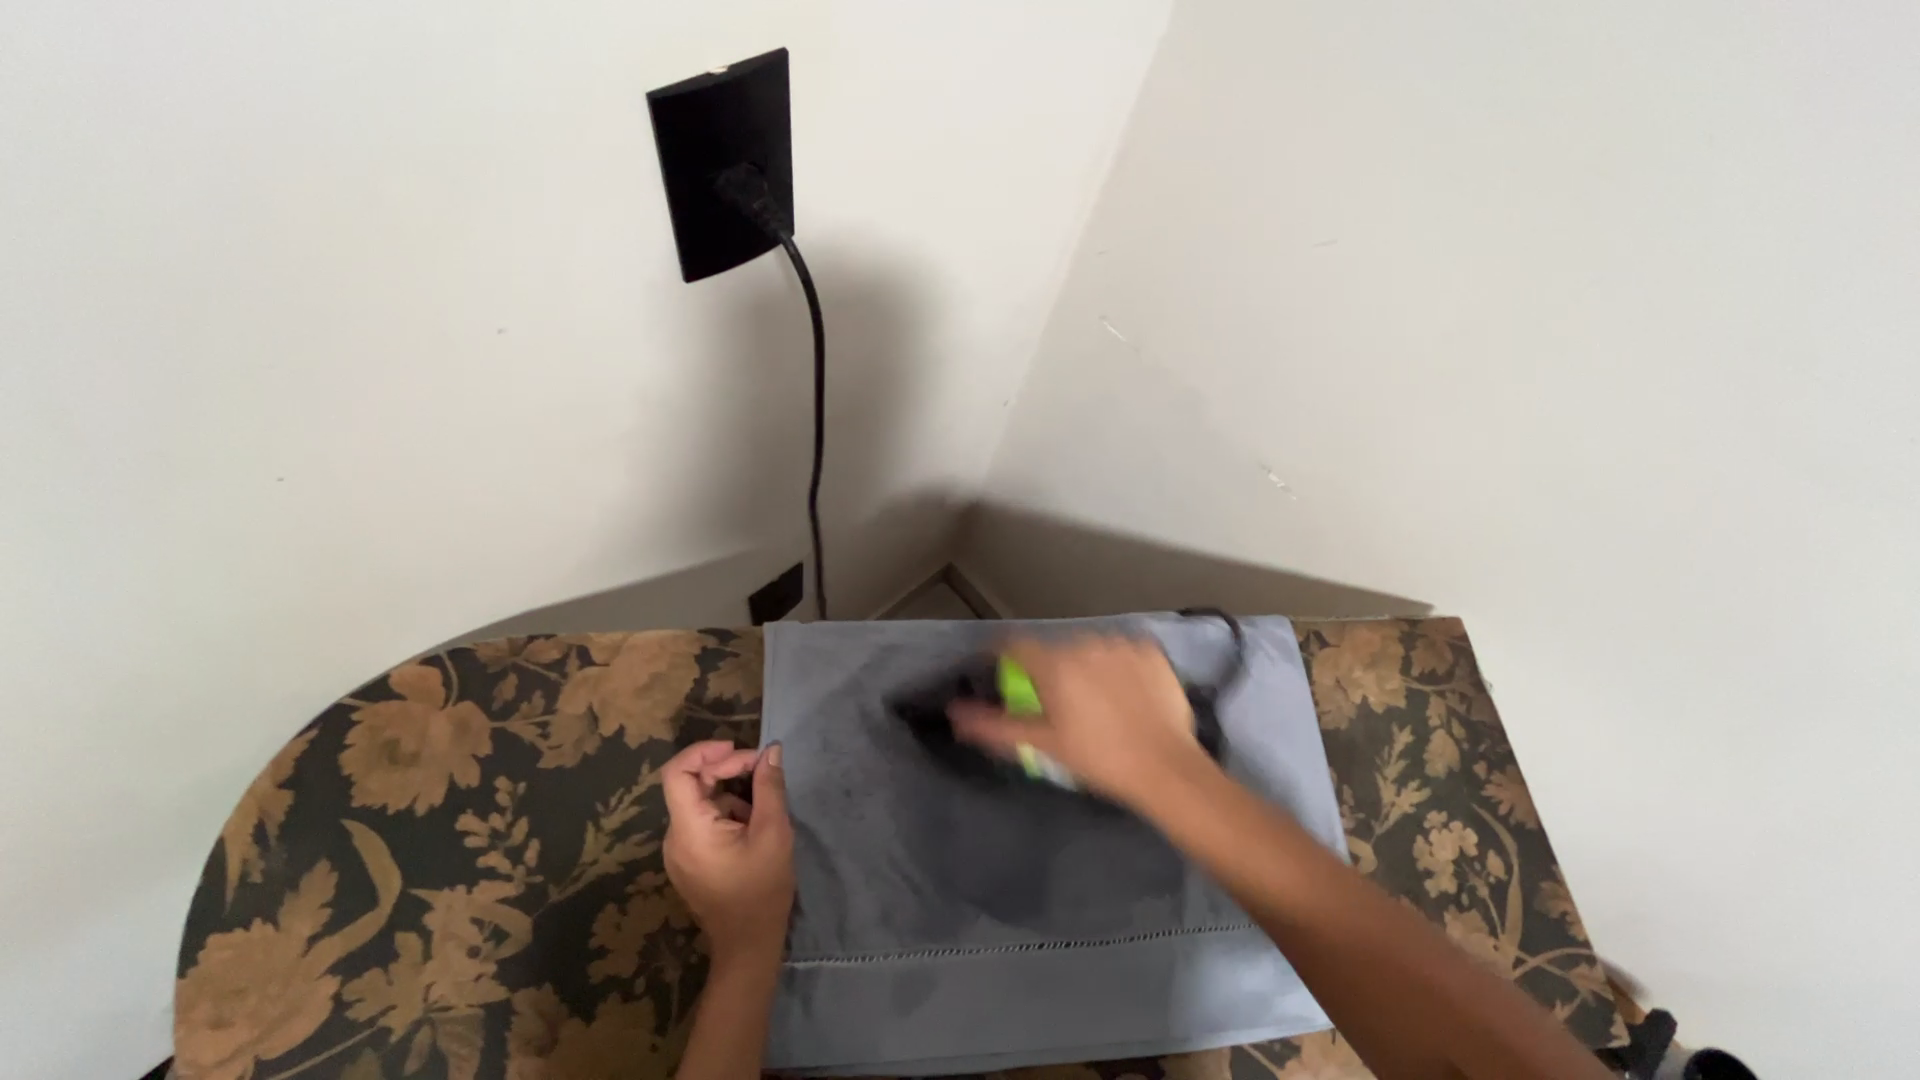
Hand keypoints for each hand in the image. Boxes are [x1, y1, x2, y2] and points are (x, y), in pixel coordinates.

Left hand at [662, 740, 794, 965]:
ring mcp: (680, 851)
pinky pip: (703, 820)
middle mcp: (675, 837)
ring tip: (764, 802)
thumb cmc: (762, 890)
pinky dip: (727, 810)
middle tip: (763, 769)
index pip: (677, 772)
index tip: (738, 749)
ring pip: (699, 801)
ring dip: (730, 790)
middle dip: (726, 768)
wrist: (748, 946)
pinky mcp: (690, 860)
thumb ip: (769, 787)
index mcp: (689, 829)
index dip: (704, 751)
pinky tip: (754, 822)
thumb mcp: (774, 833)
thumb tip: (771, 751)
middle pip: (691, 784)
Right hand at [948, 636, 1215, 809]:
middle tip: (1062, 705)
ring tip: (1099, 703)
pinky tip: (1128, 695)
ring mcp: (1121, 643)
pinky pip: (1123, 651)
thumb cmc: (1098, 759)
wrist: (1166, 768)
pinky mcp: (1151, 650)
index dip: (1005, 657)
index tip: (1007, 675)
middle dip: (1051, 670)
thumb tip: (954, 713)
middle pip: (1054, 649)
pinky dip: (1119, 667)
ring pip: (1090, 649)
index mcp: (1053, 663)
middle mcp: (1084, 643)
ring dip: (1086, 667)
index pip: (1014, 645)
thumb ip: (994, 725)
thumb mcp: (1043, 744)